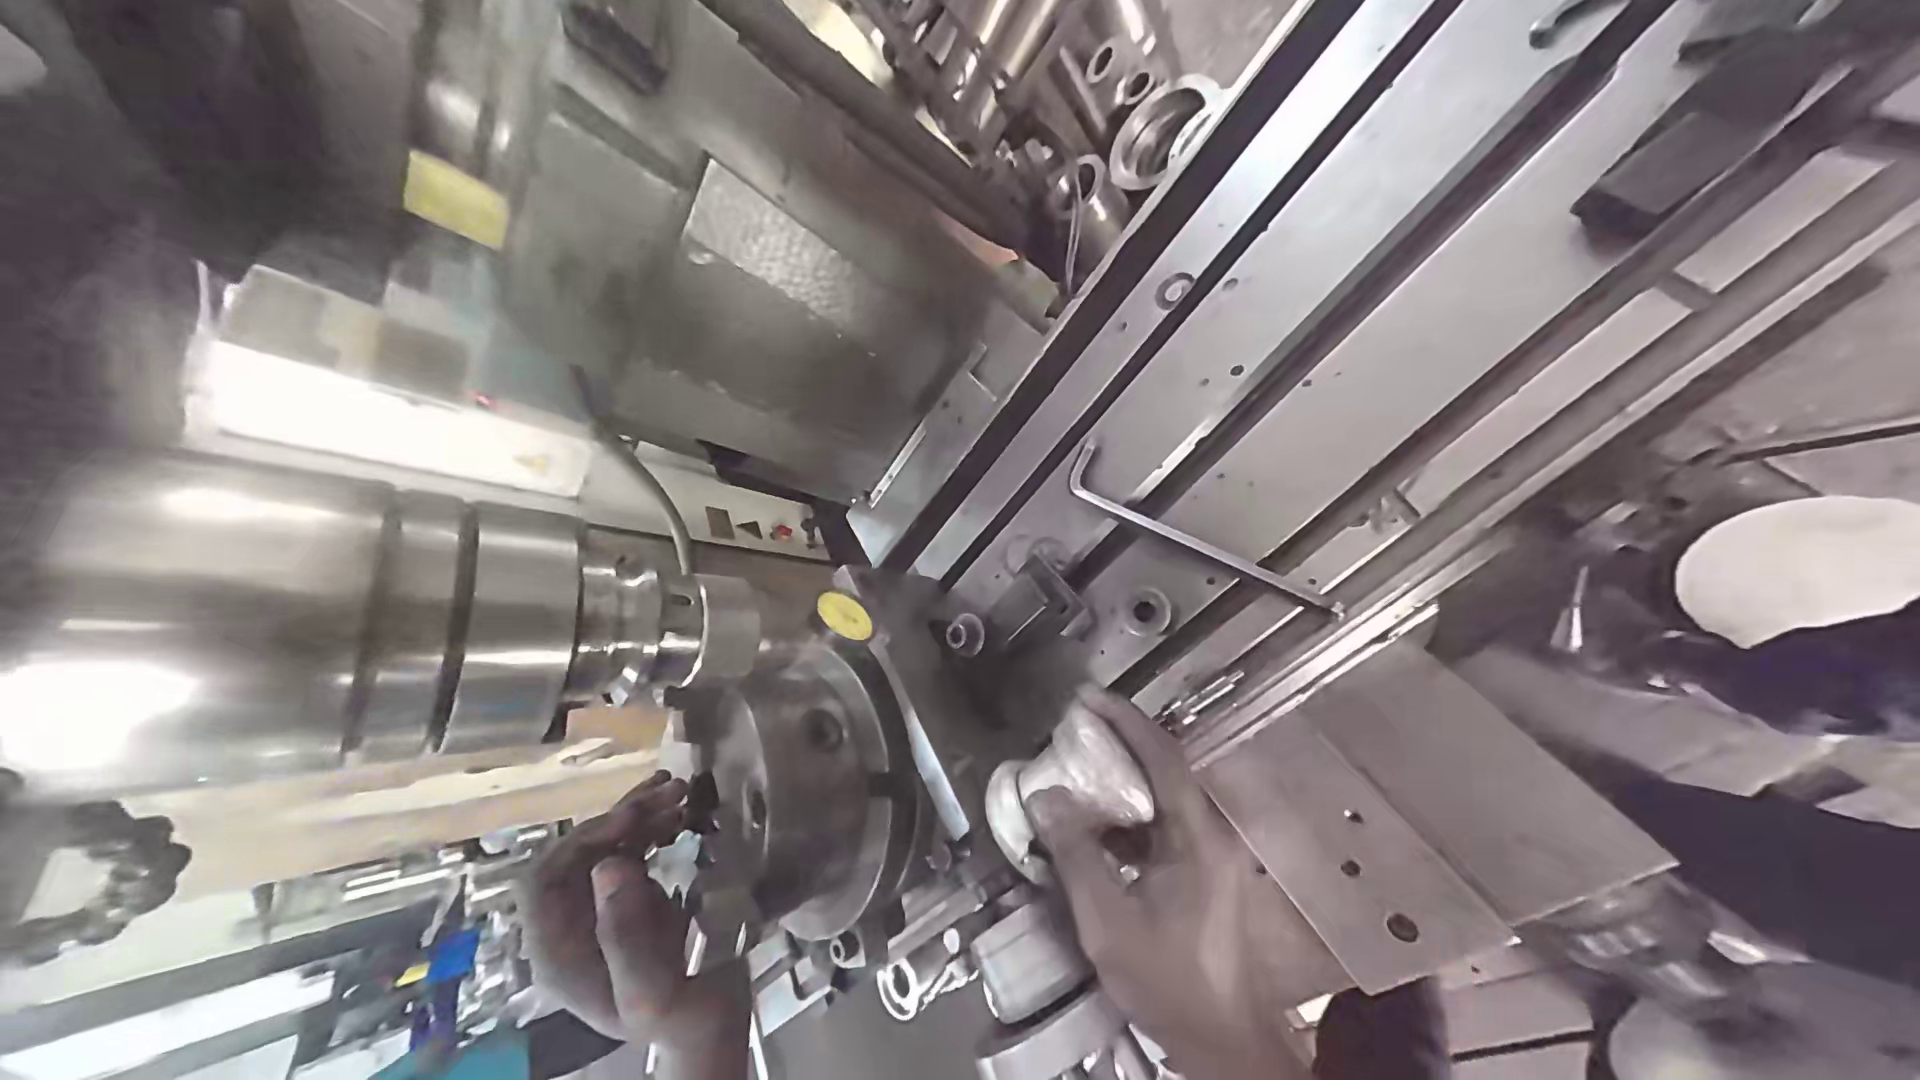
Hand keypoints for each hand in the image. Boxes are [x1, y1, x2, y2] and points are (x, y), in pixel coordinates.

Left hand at [519, 773, 747, 1078]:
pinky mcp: (634, 901)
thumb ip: (625, 934)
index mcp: (559, 951)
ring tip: (681, 789)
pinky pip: (634, 851)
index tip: (635, 816)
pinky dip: (657, 826)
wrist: (711, 1027)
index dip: (584, 839)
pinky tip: (683, 813)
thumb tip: (608, 864)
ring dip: (642, 813)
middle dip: (622, 815)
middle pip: (579, 853)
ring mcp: (603, 911)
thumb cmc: (682, 1016)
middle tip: (672, 789)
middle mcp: (573, 925)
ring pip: (608, 845)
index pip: (546, 878)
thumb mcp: (653, 988)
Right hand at [1028, 688, 1325, 1079]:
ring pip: (1166, 790)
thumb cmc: (1167, 981)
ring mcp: (1211, 849)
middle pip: (1167, 765)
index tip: (1089, 698)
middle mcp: (1212, 831)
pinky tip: (1098, 816)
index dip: (1126, 721)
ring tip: (1083, 758)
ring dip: (1126, 770)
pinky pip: (1163, 818)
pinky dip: (1130, 806)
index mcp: (1198, 836)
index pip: (1163, 757)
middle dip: (1123, 736)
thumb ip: (1075, 854)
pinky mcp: (1203, 865)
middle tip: (1080, 722)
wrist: (1221, 1042)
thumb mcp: (1107, 921)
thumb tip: (1044, 796)